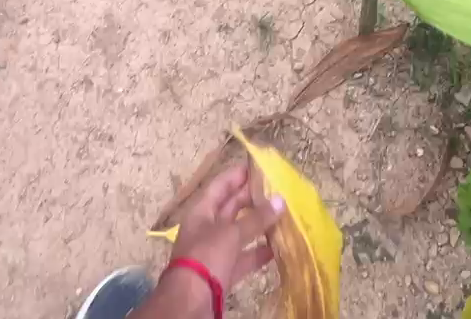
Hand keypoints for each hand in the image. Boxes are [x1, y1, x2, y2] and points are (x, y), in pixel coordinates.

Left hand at [168, 160, 286, 289]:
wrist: (189, 305)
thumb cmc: (206, 258)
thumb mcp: (230, 234)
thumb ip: (256, 219)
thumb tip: (280, 200)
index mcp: (202, 210)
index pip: (221, 184)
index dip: (238, 174)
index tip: (260, 166)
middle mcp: (207, 227)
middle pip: (231, 207)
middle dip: (252, 199)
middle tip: (277, 189)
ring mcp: (214, 251)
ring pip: (239, 232)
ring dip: (258, 225)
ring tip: (282, 216)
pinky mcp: (222, 272)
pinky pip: (243, 257)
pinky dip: (258, 252)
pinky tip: (277, 248)